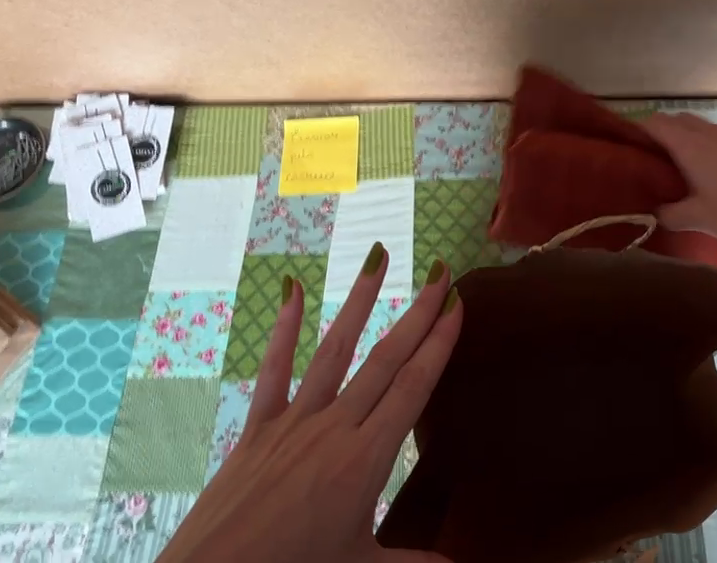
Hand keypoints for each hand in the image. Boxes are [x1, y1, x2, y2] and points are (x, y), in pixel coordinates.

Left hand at [158, 246, 462, 562]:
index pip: (414, 387)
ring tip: (378, 256)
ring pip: (336, 349)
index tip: (457, 304)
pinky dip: (284, 329)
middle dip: (418, 313)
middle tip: (440, 271)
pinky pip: (274, 371)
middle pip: (386, 359)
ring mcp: (295, 421)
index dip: (439, 344)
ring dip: (360, 301)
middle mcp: (335, 427)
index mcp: (367, 459)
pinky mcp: (259, 428)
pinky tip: (293, 289)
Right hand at [643, 112, 716, 261]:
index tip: (627, 146)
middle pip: (680, 121)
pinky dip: (713, 148)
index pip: (656, 124)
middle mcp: (714, 134)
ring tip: (683, 169)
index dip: (638, 130)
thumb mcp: (701, 220)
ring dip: (689, 140)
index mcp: (693, 147)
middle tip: (651, 161)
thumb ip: (670, 213)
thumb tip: (653, 210)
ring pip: (705, 129)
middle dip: (663, 134)